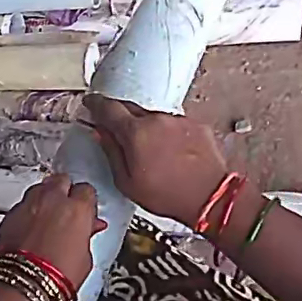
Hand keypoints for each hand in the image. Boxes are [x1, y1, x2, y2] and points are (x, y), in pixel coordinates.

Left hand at [0, 174, 103, 290]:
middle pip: (61, 180)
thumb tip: (87, 229)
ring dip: (45, 198)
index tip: (86, 211)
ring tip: (49, 217)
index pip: (87, 190)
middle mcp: (52, 200)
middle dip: (65, 190)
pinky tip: (31, 228)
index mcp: (77, 208)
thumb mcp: (85, 257)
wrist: (24, 284)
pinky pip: (22, 205)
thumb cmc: (56, 276)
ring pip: (39, 188)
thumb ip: (86, 234)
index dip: (86, 201)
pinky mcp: (10, 215)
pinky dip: (28, 212)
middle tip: (67, 208)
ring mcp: (28, 205)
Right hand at [85, 94, 229, 226]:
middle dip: (119, 116)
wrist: (210, 197)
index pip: (108, 108)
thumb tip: (100, 135)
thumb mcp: (127, 181)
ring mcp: (178, 121)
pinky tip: (168, 153)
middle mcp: (157, 120)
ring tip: (147, 152)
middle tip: (114, 129)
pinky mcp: (195, 125)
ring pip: (152, 117)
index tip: (91, 103)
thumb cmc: (169, 194)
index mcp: (135, 132)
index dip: (96, 104)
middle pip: (130, 108)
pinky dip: (165, 133)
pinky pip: (172, 124)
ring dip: (145, 128)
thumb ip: (110, 152)